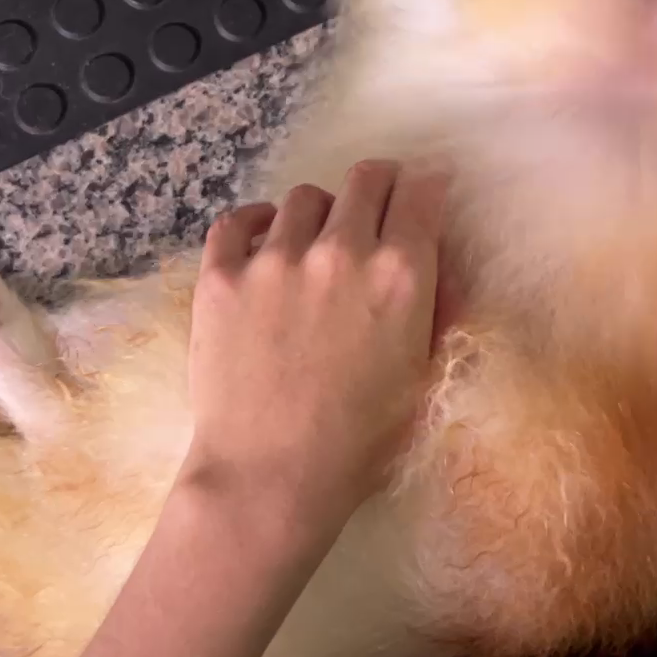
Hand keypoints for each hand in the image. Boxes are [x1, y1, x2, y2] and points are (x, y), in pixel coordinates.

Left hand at [182, 161, 449, 532]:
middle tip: (375, 209)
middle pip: (367, 177)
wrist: (270, 479)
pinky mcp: (221, 275)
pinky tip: (263, 241)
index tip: (422, 194)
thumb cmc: (361, 438)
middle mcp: (341, 251)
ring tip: (313, 245)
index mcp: (399, 274)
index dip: (427, 186)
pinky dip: (255, 223)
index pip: (421, 192)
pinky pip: (238, 220)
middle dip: (381, 185)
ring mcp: (275, 259)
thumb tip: (436, 260)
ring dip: (320, 214)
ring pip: (306, 196)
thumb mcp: (422, 374)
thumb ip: (436, 307)